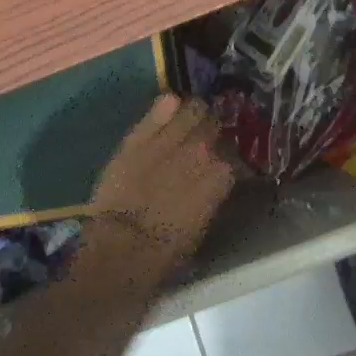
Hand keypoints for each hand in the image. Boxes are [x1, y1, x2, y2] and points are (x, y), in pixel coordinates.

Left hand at [88, 95, 236, 277]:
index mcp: (219, 177)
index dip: (225, 159)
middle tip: (202, 138)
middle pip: (214, 125)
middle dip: (210, 130)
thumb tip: (210, 183)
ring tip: (185, 119)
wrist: (123, 245)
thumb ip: (209, 195)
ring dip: (191, 113)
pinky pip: (162, 104)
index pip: (232, 156)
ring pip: (192, 107)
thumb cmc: (165, 251)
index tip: (219, 163)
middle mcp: (201, 150)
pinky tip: (167, 107)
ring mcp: (171, 137)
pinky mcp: (141, 132)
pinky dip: (167, 105)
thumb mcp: (200, 226)